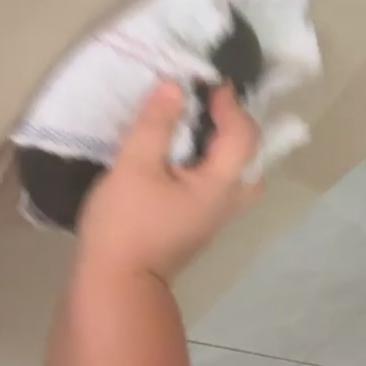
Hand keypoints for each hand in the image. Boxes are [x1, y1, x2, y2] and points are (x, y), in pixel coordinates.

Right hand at [76, 81, 260, 281]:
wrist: (115, 282)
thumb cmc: (126, 224)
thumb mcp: (133, 167)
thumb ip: (154, 125)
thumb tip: (174, 85)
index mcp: (220, 184)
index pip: (240, 134)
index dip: (229, 105)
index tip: (211, 83)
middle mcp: (225, 203)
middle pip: (250, 163)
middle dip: (237, 133)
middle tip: (212, 113)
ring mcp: (209, 222)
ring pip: (233, 182)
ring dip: (223, 156)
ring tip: (197, 140)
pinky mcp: (189, 232)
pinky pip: (212, 193)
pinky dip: (205, 172)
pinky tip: (178, 169)